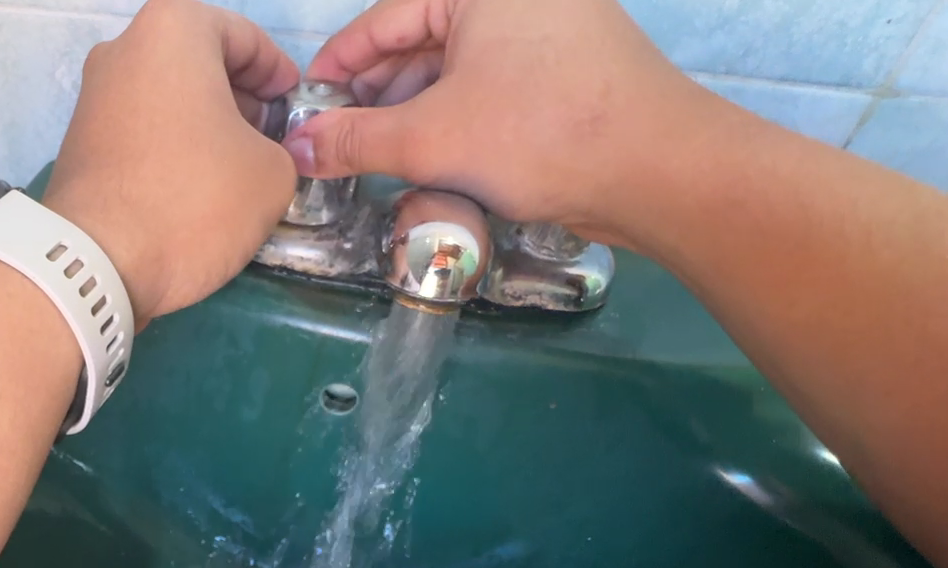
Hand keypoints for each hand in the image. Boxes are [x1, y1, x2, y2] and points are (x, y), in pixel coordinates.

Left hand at [43, 0, 299, 321]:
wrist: (97, 266)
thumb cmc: (193, 203)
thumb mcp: (270, 177)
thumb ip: (281, 152)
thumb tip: (262, 158)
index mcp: (173, 30)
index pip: (244, 37)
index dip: (278, 74)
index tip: (293, 106)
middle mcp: (122, 51)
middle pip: (198, 67)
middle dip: (238, 101)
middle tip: (266, 141)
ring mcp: (91, 102)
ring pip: (165, 106)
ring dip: (201, 133)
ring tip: (229, 177)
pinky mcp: (77, 151)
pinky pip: (138, 142)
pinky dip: (168, 158)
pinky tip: (188, 198)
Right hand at [284, 0, 714, 243]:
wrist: (650, 167)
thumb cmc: (535, 135)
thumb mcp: (428, 139)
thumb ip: (353, 141)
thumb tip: (296, 148)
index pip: (382, 20)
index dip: (336, 68)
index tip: (304, 110)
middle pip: (414, 41)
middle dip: (370, 95)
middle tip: (332, 143)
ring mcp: (539, 29)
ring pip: (447, 68)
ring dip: (404, 113)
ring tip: (368, 157)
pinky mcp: (556, 69)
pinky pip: (479, 86)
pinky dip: (443, 119)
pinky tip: (420, 157)